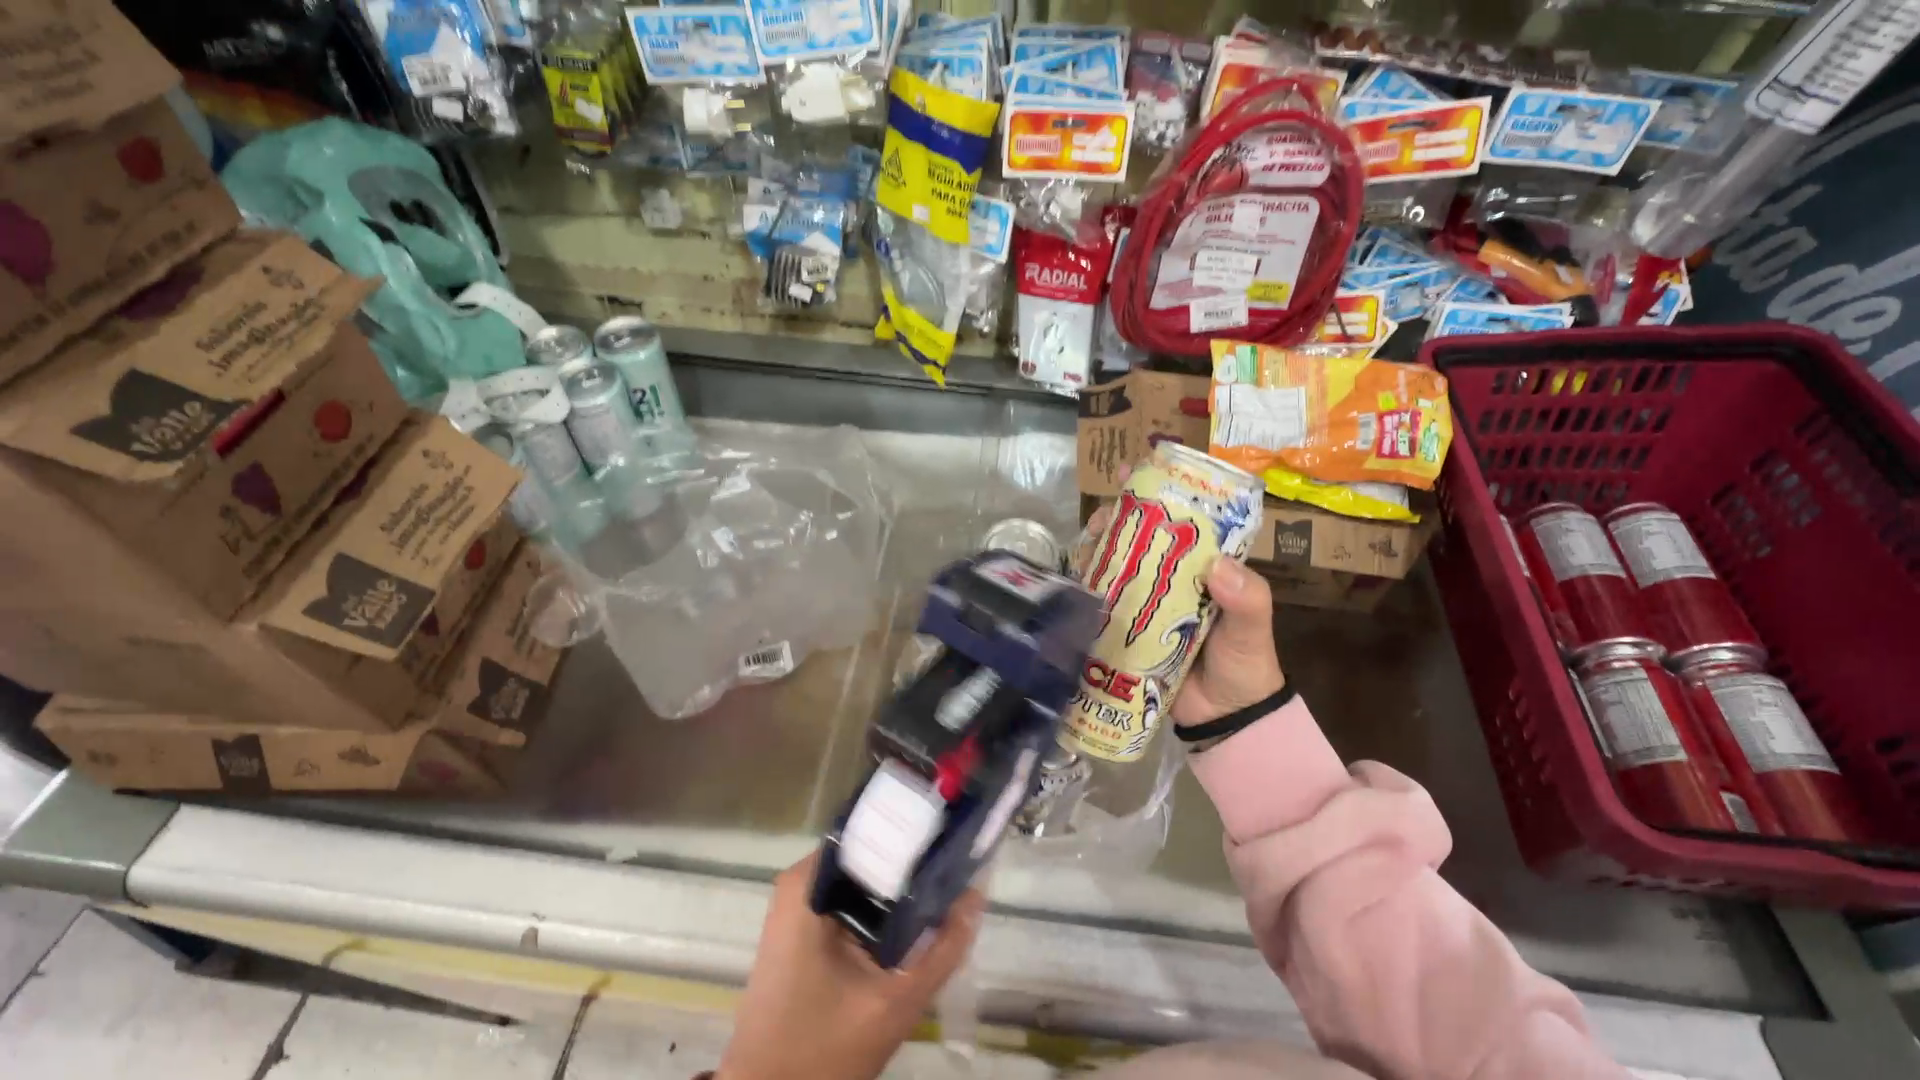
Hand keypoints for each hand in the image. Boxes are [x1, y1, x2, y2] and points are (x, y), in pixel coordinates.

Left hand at [717, 852, 986, 1079]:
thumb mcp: (896, 1001)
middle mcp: (801, 882)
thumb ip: (943, 948)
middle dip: (917, 862)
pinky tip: (918, 927)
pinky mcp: (804, 930)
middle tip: (964, 872)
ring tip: (950, 895)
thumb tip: (977, 895)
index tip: (961, 834)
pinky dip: (885, 912)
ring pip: (866, 880)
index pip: (873, 829)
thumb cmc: (822, 1048)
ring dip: (904, 890)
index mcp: (810, 883)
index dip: (919, 829)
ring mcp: (800, 907)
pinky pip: (854, 903)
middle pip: (872, 853)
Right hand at [1076, 499, 1286, 730]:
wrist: (1226, 719)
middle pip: (1140, 537)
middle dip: (1118, 519)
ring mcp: (1146, 604)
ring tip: (1087, 544)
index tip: (1132, 473)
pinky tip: (1075, 579)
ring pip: (1117, 565)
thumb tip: (1216, 566)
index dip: (1158, 492)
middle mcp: (1173, 579)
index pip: (1181, 519)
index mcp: (1205, 567)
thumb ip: (1245, 597)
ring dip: (1098, 550)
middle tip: (1102, 519)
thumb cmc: (1245, 663)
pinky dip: (1087, 590)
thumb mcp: (1254, 626)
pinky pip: (1103, 604)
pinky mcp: (1125, 631)